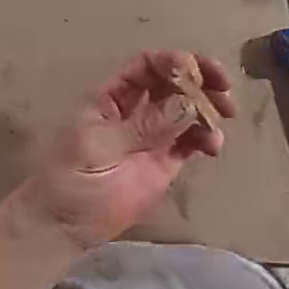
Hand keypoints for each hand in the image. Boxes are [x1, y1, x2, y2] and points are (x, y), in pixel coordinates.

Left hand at [8, 51, 235, 250]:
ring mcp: (153, 135)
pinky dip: (207, 138)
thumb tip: (189, 103)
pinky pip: (192, 140)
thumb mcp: (101, 146)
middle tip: (224, 89)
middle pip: (174, 82)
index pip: (147, 66)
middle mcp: (137, 110)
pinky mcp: (166, 161)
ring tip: (223, 118)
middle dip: (200, 79)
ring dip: (208, 108)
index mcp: (113, 97)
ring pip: (188, 109)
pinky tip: (212, 147)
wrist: (65, 225)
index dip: (173, 62)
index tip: (196, 70)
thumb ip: (144, 126)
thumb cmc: (71, 178)